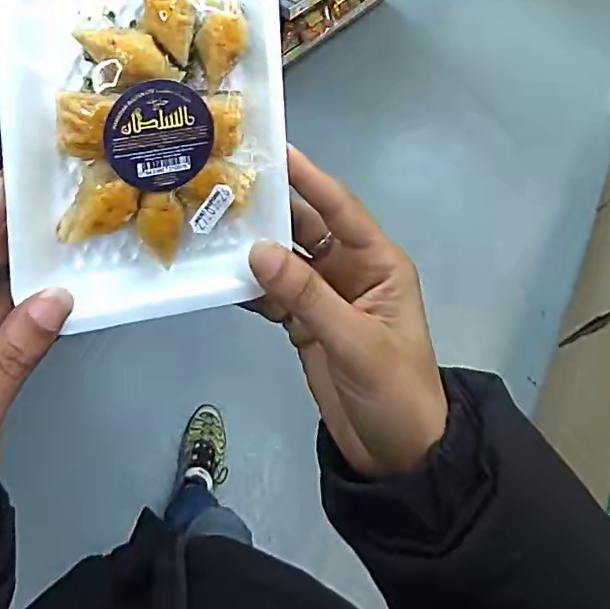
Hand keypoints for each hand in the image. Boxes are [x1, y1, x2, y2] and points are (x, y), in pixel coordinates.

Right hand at [248, 147, 447, 477]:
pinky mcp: (304, 321)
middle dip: (271, 210)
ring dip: (254, 247)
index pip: (340, 209)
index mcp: (376, 262)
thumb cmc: (395, 392)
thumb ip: (307, 295)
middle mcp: (348, 269)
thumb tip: (257, 250)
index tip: (278, 151)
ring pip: (284, 258)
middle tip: (227, 185)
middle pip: (305, 229)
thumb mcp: (357, 342)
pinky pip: (272, 292)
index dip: (311, 178)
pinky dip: (250, 285)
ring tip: (212, 224)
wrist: (397, 457)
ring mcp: (324, 295)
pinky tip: (220, 275)